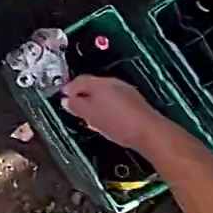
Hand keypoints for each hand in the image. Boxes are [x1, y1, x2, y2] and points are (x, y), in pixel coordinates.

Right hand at [61, 75, 177, 150]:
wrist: (149, 133)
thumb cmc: (116, 122)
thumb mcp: (90, 115)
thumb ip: (76, 106)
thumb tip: (66, 100)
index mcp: (99, 83)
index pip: (79, 80)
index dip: (69, 89)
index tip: (63, 97)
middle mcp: (113, 83)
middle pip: (92, 86)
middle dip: (82, 96)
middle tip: (75, 108)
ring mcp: (126, 92)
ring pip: (104, 95)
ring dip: (95, 103)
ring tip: (89, 117)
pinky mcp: (135, 104)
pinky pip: (115, 102)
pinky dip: (107, 108)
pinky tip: (106, 121)